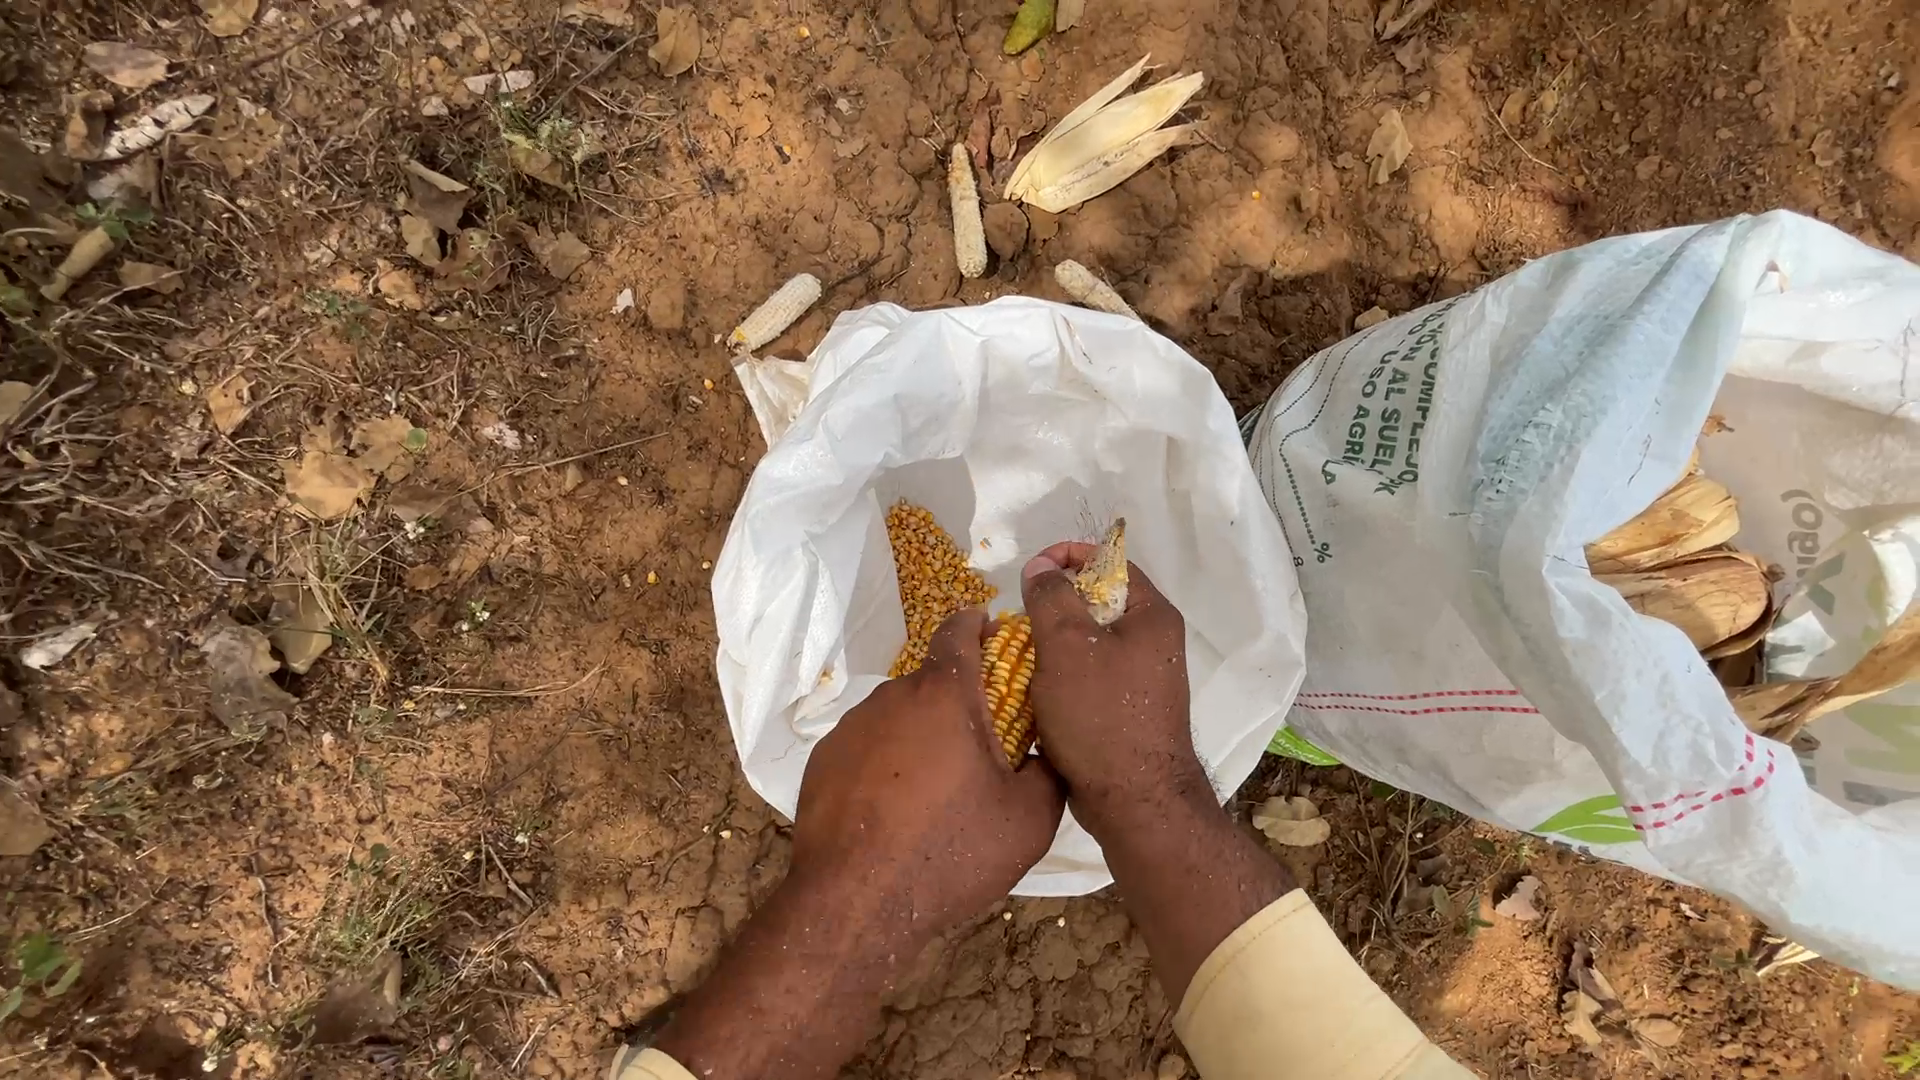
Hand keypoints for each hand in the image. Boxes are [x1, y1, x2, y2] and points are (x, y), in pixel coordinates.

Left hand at [789, 607, 1066, 937]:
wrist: (854, 905)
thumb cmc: (951, 852)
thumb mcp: (1028, 819)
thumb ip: (1049, 770)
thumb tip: (1045, 749)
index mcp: (945, 695)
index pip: (959, 629)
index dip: (978, 624)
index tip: (991, 632)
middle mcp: (893, 696)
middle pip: (931, 681)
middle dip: (956, 700)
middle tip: (977, 746)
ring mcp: (851, 726)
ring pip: (897, 714)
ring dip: (919, 733)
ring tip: (932, 788)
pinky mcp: (823, 759)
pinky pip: (866, 745)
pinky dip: (884, 761)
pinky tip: (891, 808)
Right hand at [1020, 543, 1210, 833]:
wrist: (1134, 802)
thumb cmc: (1101, 715)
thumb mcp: (1067, 646)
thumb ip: (1051, 597)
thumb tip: (1041, 566)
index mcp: (1151, 616)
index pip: (1111, 561)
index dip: (1069, 556)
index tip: (1032, 570)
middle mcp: (1153, 641)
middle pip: (1096, 601)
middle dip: (1054, 604)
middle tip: (1022, 617)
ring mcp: (1140, 677)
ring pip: (1087, 641)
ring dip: (1053, 642)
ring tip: (1021, 654)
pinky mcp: (1124, 707)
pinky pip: (1087, 674)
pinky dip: (1060, 673)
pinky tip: (1034, 688)